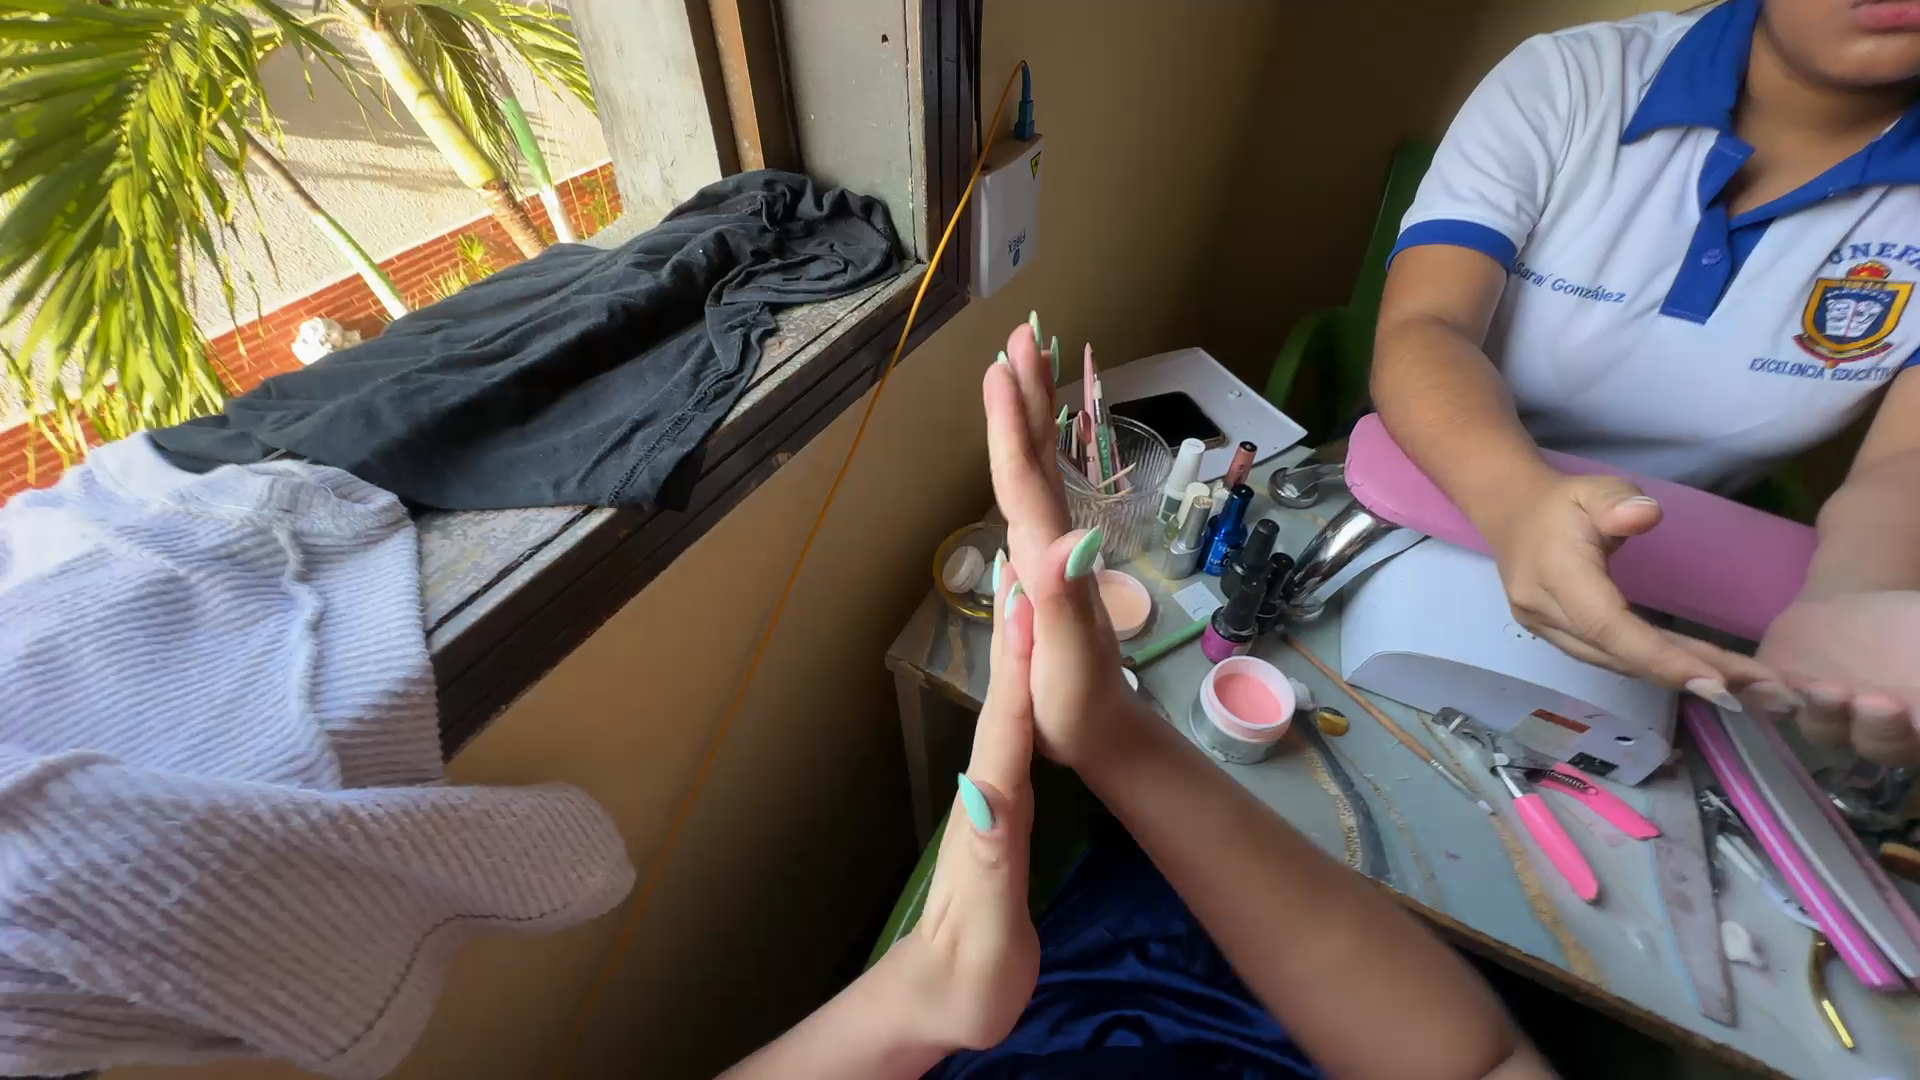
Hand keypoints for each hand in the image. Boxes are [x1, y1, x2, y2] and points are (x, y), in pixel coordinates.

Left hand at [890, 559, 1040, 1051]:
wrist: (945, 993)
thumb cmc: (973, 973)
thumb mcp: (990, 928)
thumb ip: (991, 860)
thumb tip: (992, 787)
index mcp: (991, 810)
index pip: (1007, 728)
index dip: (1018, 670)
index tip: (1027, 608)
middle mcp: (989, 788)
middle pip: (1003, 703)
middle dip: (1016, 638)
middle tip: (1025, 568)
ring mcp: (993, 793)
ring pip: (1008, 710)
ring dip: (1017, 652)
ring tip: (1029, 597)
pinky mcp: (1002, 805)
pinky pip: (1014, 733)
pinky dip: (1021, 691)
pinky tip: (1030, 671)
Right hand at [982, 320, 1146, 768]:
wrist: (1103, 727)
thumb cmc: (1078, 701)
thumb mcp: (1069, 657)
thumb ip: (1065, 597)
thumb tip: (1062, 535)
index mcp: (1051, 553)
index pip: (1027, 477)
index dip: (1011, 424)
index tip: (1001, 367)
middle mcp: (1055, 540)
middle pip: (1041, 458)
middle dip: (1031, 397)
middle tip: (1021, 337)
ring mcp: (1055, 550)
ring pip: (1042, 471)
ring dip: (1032, 418)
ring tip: (1020, 373)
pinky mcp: (1051, 565)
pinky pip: (1037, 497)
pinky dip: (1028, 460)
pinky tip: (1023, 451)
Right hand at [1485, 471, 1787, 708]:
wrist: (1511, 513)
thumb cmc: (1560, 502)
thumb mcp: (1592, 489)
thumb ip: (1617, 501)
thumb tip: (1644, 517)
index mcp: (1553, 574)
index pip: (1606, 625)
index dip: (1659, 656)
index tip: (1719, 683)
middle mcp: (1540, 608)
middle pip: (1616, 651)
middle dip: (1685, 673)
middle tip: (1762, 692)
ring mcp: (1540, 624)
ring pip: (1610, 659)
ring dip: (1673, 674)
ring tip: (1742, 684)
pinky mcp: (1548, 632)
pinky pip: (1602, 655)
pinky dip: (1649, 665)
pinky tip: (1692, 670)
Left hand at [1759, 591, 1919, 763]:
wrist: (1857, 605)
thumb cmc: (1915, 627)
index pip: (1917, 746)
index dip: (1918, 736)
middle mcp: (1880, 730)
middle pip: (1882, 748)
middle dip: (1882, 731)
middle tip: (1879, 703)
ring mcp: (1825, 713)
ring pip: (1823, 731)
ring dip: (1825, 714)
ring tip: (1828, 688)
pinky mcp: (1776, 691)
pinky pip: (1764, 703)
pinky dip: (1763, 696)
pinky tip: (1764, 681)